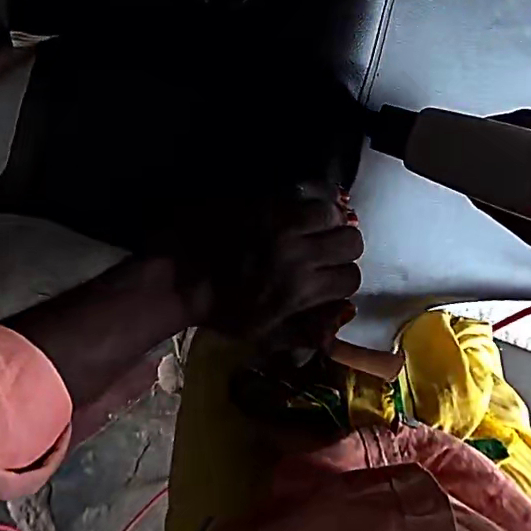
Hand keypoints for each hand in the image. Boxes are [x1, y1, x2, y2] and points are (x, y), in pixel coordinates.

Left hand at [173, 194, 363, 350]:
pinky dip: (308, 205)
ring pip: (333, 212)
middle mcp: (298, 254)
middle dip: (345, 247)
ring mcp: (283, 224)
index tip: (333, 278)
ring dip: (330, 221)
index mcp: (299, 290)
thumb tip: (329, 328)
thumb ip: (299, 330)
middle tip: (330, 250)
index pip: (349, 279)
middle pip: (350, 242)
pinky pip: (303, 198)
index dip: (344, 279)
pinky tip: (300, 213)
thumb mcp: (261, 332)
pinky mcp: (267, 204)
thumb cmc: (220, 309)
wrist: (180, 275)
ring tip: (318, 226)